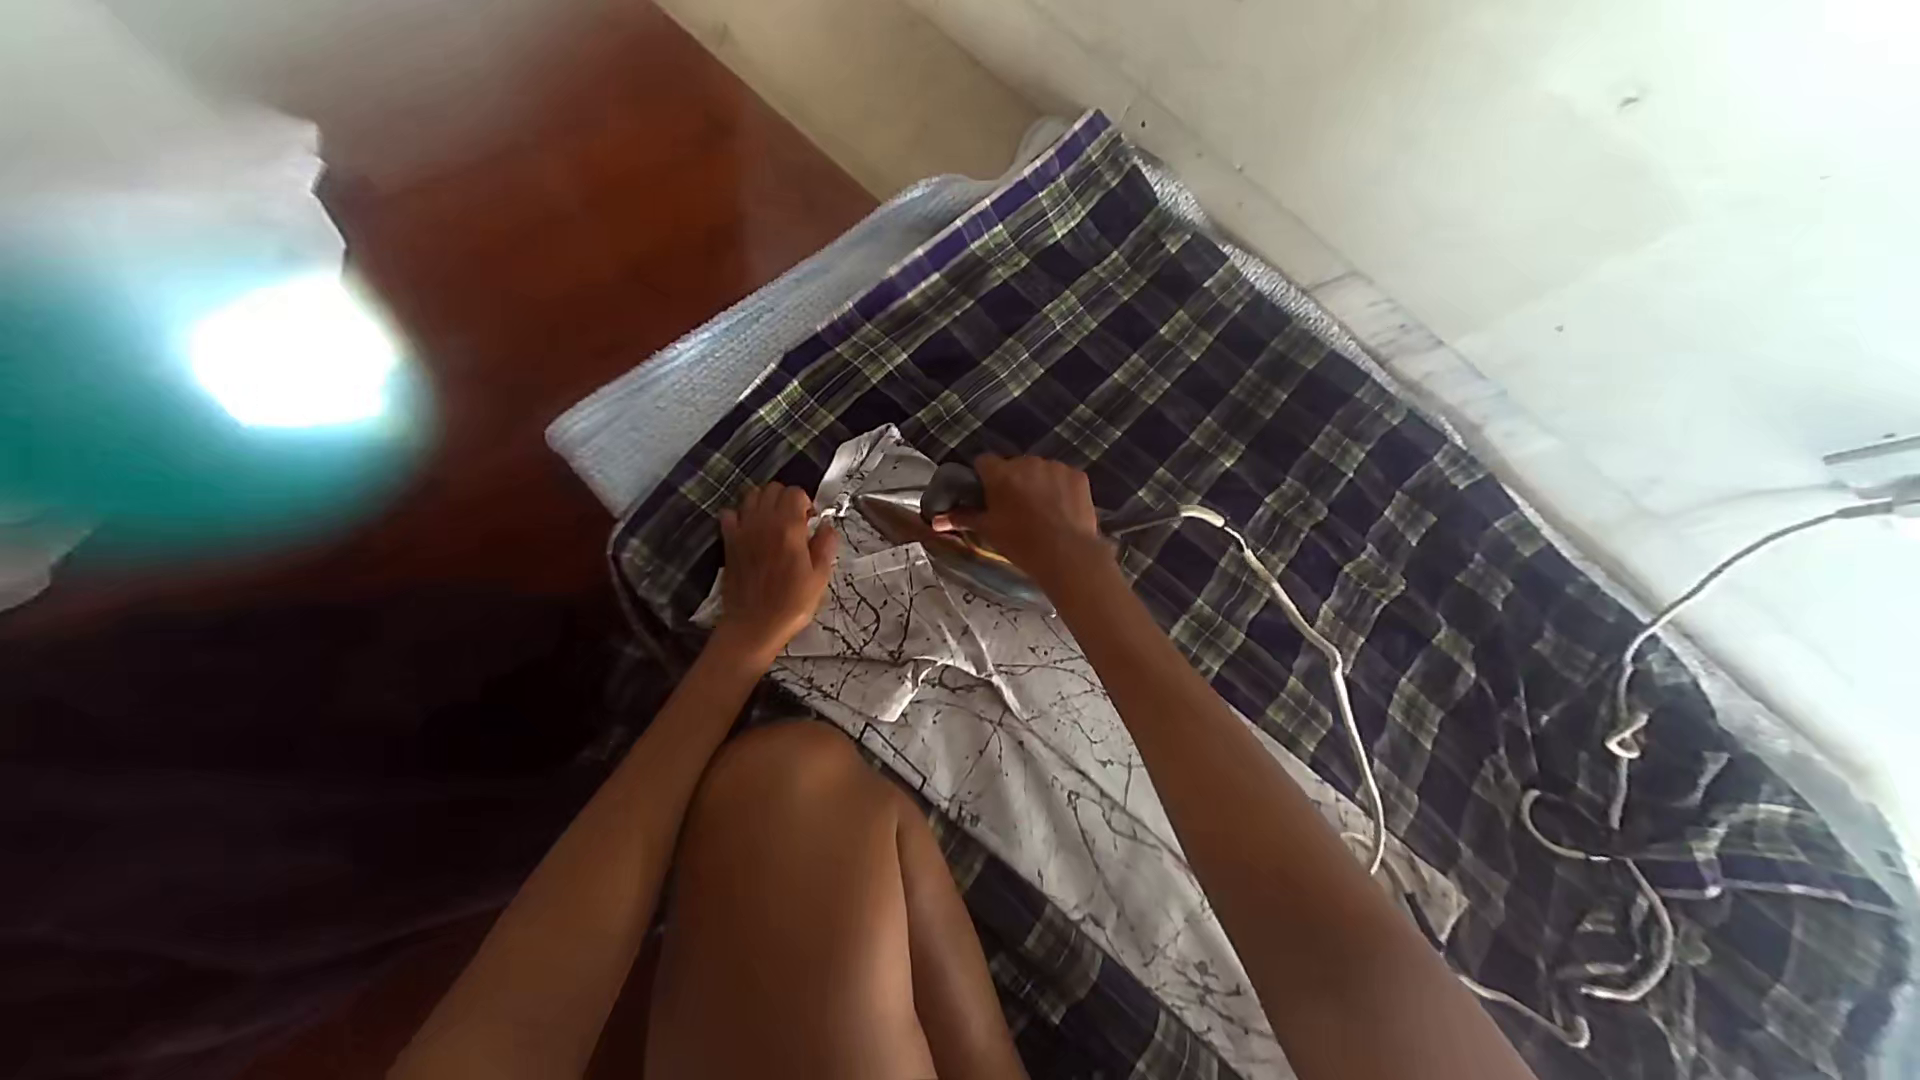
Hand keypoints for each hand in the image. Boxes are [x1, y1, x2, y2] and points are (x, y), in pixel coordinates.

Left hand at [713, 482, 838, 663]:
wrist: (754, 625)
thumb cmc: (791, 603)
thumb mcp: (820, 576)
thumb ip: (826, 545)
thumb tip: (828, 527)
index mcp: (789, 528)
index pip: (795, 493)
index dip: (806, 502)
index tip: (811, 520)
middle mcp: (764, 522)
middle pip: (772, 489)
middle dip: (786, 498)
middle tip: (795, 519)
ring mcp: (743, 530)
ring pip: (751, 496)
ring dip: (764, 502)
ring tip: (773, 521)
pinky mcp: (729, 542)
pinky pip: (730, 514)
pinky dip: (740, 515)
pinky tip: (750, 530)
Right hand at [948, 455, 1112, 589]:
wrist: (1067, 554)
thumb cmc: (1021, 543)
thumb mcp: (988, 530)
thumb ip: (962, 519)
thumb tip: (934, 521)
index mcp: (1001, 473)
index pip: (983, 462)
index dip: (983, 477)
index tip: (986, 494)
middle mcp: (1027, 462)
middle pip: (1013, 466)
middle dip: (1012, 481)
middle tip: (1014, 508)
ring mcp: (1055, 467)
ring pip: (1039, 470)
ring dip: (1037, 484)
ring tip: (1041, 512)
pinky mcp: (1078, 476)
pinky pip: (1063, 477)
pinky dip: (1060, 489)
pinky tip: (1061, 510)